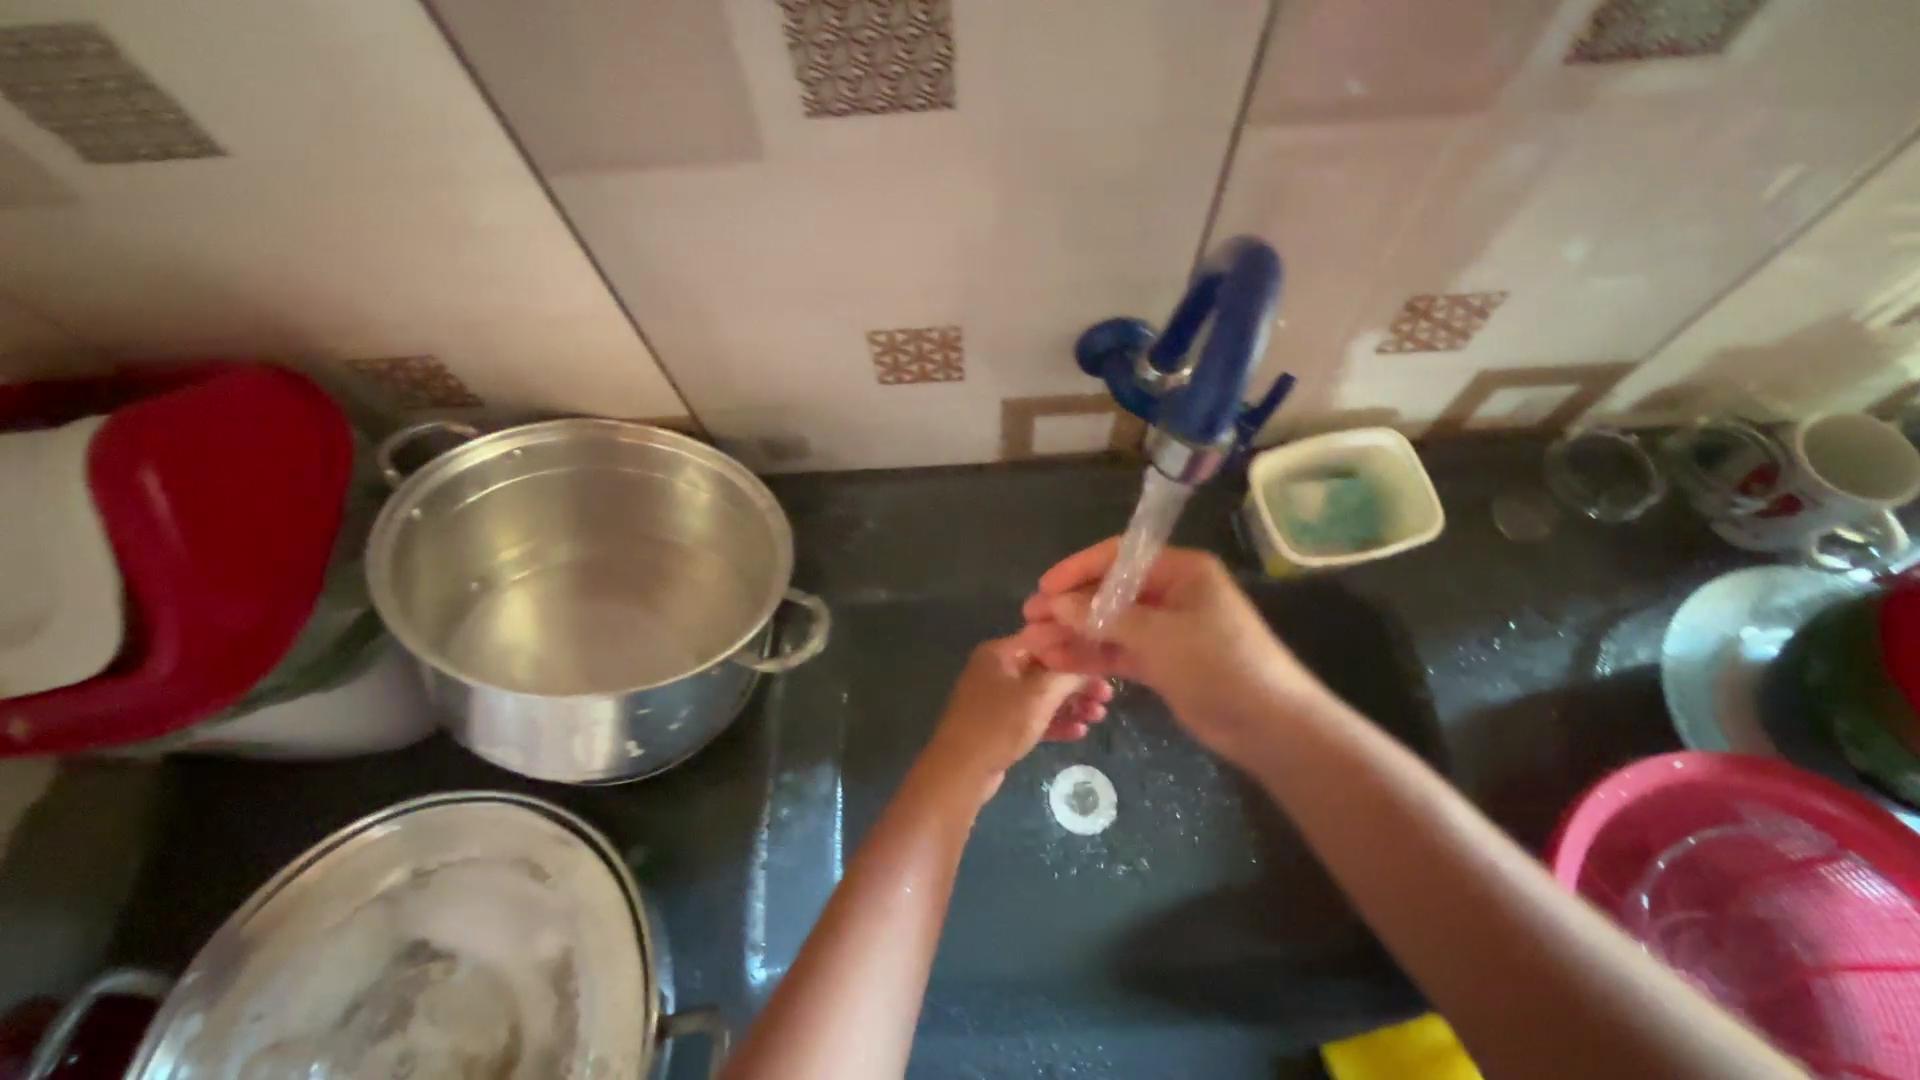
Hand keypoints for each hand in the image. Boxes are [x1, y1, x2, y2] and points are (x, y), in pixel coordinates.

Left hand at [923, 637, 1112, 796]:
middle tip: (1108, 695)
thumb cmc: (998, 725)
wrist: (960, 772)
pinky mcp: (1000, 726)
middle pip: (1046, 669)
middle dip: (1078, 682)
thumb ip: (1067, 674)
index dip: (1076, 649)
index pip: (1045, 640)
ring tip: (1099, 716)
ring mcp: (997, 699)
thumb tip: (1091, 661)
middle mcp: (997, 670)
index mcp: (1000, 653)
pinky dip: (1056, 722)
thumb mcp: (1038, 695)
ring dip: (1071, 704)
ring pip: (1042, 695)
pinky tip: (1080, 731)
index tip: (1105, 660)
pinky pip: (1033, 717)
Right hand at [1016, 539, 1328, 764]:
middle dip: (1070, 606)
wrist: (1268, 723)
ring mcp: (1165, 630)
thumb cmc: (1220, 663)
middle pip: (1109, 593)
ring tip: (1035, 645)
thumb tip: (1056, 603)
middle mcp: (1171, 594)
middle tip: (1030, 620)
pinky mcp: (1162, 663)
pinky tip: (1058, 661)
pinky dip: (1091, 656)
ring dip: (1074, 633)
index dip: (1077, 570)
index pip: (1118, 558)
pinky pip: (1118, 652)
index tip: (1044, 588)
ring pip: (1110, 625)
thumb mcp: (1160, 635)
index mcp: (1180, 571)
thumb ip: (1105, 618)